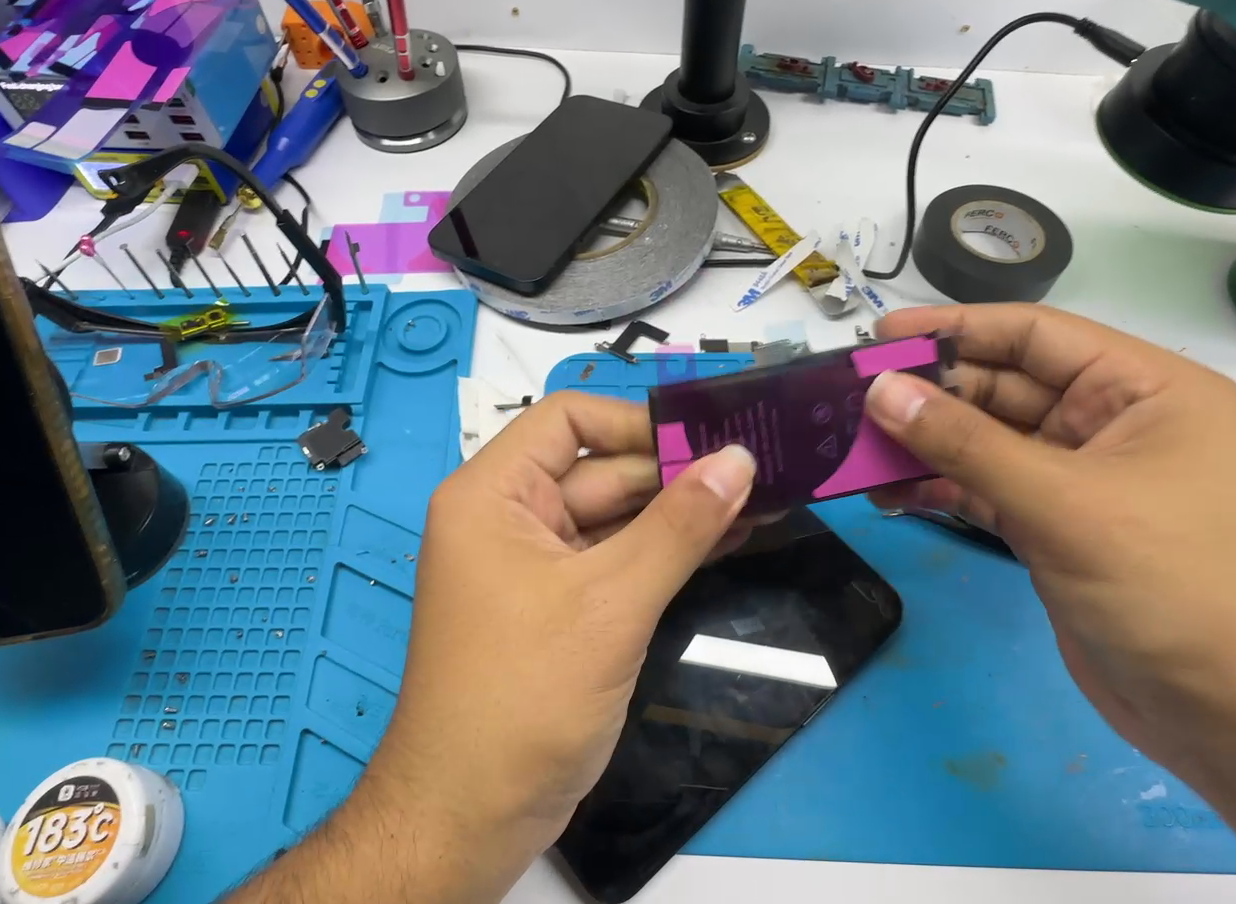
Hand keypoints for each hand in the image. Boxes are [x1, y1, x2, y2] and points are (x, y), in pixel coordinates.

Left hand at [362, 392, 754, 878]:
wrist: (473, 815)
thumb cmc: (525, 694)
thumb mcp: (610, 603)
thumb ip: (679, 527)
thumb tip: (740, 459)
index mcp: (493, 494)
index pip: (567, 421)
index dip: (637, 419)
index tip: (708, 433)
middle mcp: (510, 517)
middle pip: (600, 469)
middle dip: (676, 470)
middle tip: (759, 466)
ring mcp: (537, 564)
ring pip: (617, 517)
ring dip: (682, 511)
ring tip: (762, 497)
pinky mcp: (563, 606)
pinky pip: (619, 558)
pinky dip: (667, 550)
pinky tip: (728, 537)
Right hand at [856, 304, 1235, 903]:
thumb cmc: (1181, 588)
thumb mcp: (1066, 503)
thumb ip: (965, 442)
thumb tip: (879, 389)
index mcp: (1144, 391)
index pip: (1034, 336)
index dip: (954, 329)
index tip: (879, 332)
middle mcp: (1112, 426)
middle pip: (1001, 388)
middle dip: (928, 393)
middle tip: (847, 397)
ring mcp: (1081, 482)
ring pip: (984, 442)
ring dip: (923, 445)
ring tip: (854, 449)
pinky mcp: (1056, 532)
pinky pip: (984, 490)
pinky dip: (937, 488)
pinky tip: (887, 493)